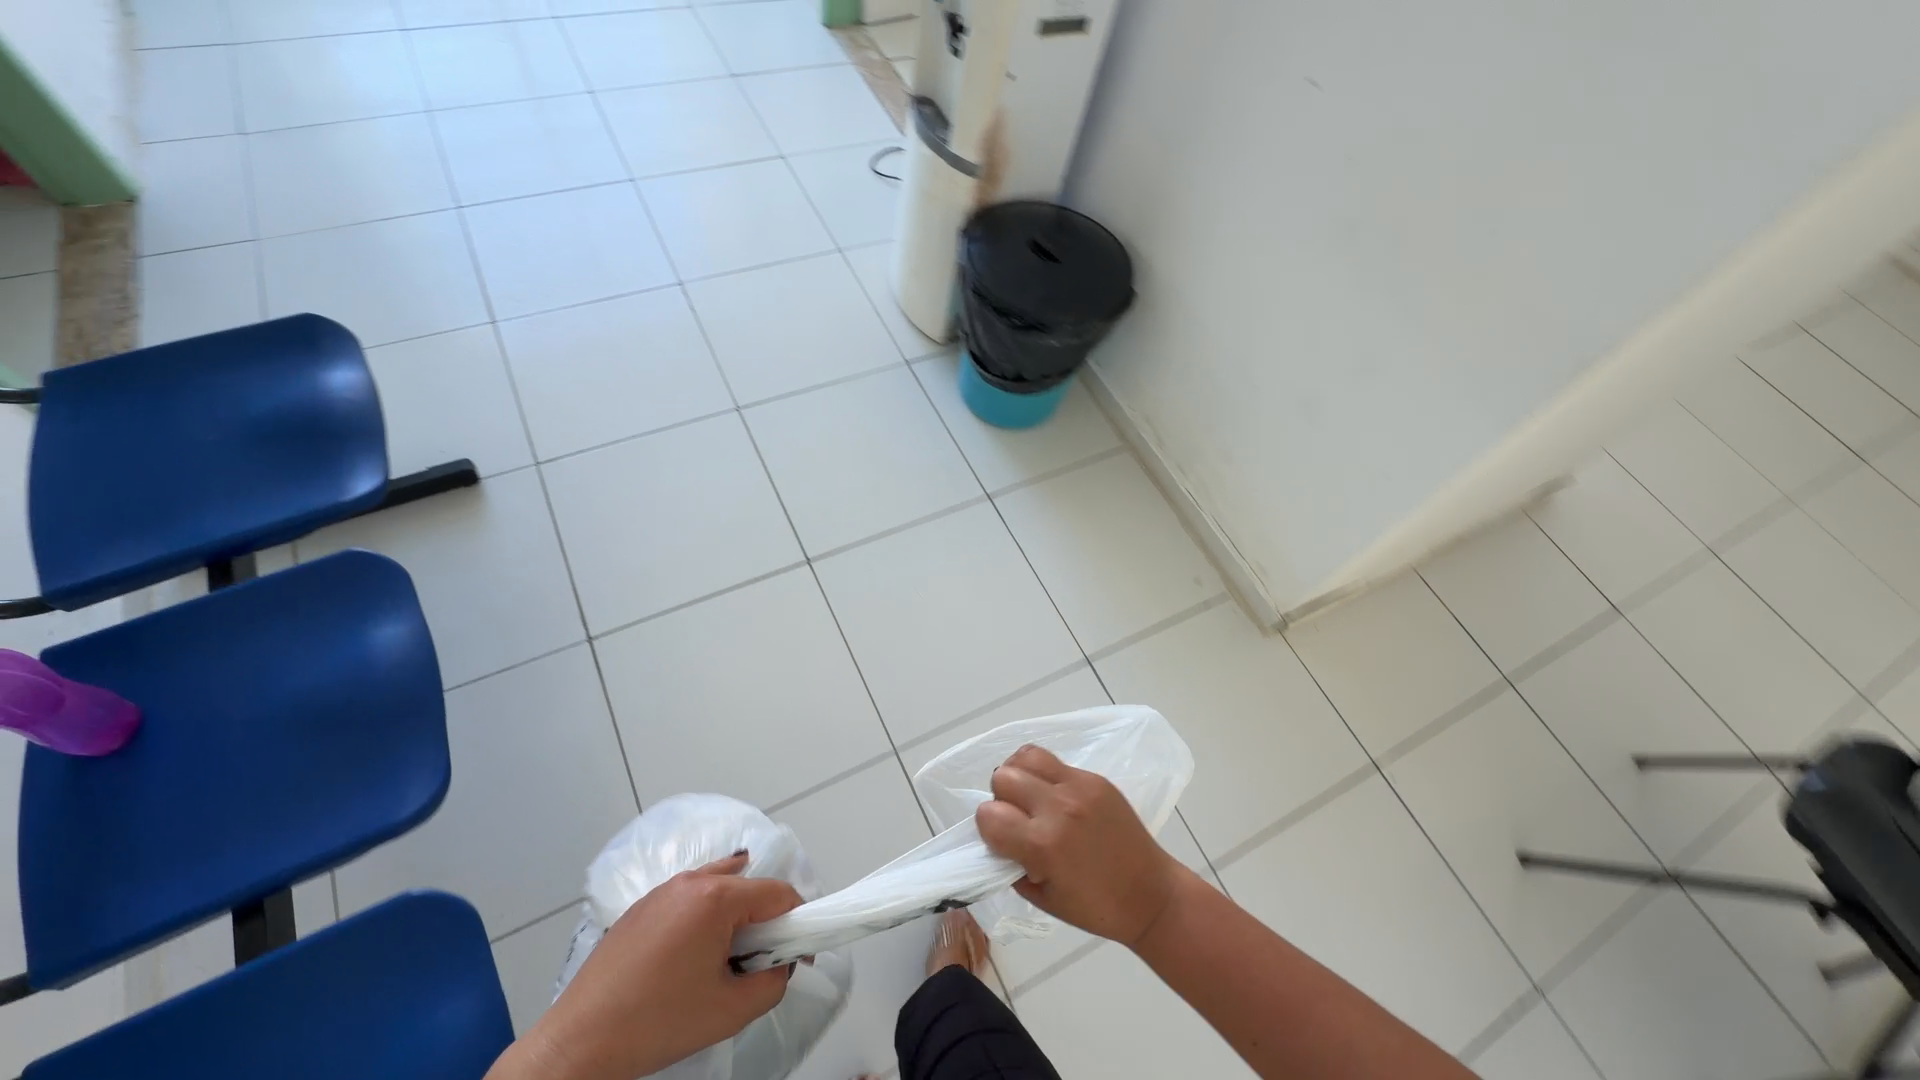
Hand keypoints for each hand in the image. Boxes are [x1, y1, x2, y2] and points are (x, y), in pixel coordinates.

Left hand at [501, 855, 801, 1079]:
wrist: (580, 1042)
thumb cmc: (659, 1022)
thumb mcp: (732, 1010)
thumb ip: (773, 981)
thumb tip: (779, 964)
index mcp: (716, 898)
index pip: (779, 894)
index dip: (797, 924)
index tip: (796, 958)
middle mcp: (690, 882)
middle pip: (749, 887)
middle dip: (766, 921)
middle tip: (760, 964)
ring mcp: (661, 891)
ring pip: (718, 887)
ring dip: (736, 915)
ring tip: (729, 958)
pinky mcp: (640, 908)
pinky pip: (690, 898)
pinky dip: (707, 916)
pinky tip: (698, 951)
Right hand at [975, 744, 1183, 947]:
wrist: (1151, 895)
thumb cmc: (1096, 908)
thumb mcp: (1042, 898)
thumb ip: (1012, 865)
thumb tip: (997, 838)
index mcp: (1043, 845)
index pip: (987, 815)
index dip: (989, 830)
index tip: (1003, 842)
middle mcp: (1059, 808)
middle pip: (1003, 777)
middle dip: (1001, 800)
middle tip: (1018, 820)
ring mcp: (1080, 788)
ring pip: (1026, 756)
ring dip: (1020, 776)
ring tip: (1032, 799)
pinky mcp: (1096, 780)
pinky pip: (1055, 762)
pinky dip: (1045, 776)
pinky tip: (1056, 798)